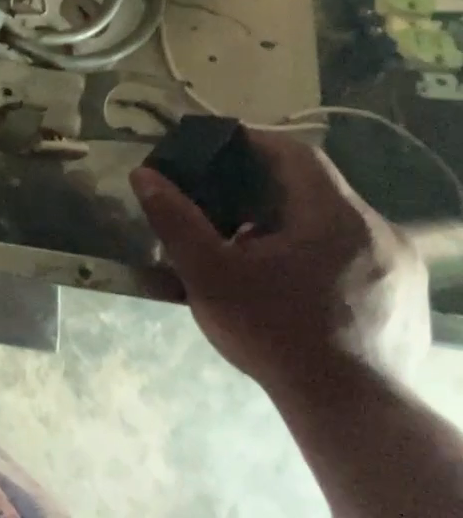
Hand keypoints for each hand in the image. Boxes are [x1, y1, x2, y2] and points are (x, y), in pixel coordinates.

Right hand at [130, 131, 429, 391]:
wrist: (351, 408)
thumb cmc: (273, 330)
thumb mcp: (207, 271)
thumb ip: (175, 218)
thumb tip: (145, 174)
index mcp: (335, 218)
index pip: (296, 154)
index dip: (251, 140)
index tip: (210, 143)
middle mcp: (378, 232)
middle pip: (313, 188)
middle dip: (259, 186)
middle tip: (213, 197)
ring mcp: (398, 266)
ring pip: (332, 221)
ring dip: (284, 219)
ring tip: (241, 241)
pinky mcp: (402, 295)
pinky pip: (350, 251)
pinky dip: (310, 247)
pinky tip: (281, 276)